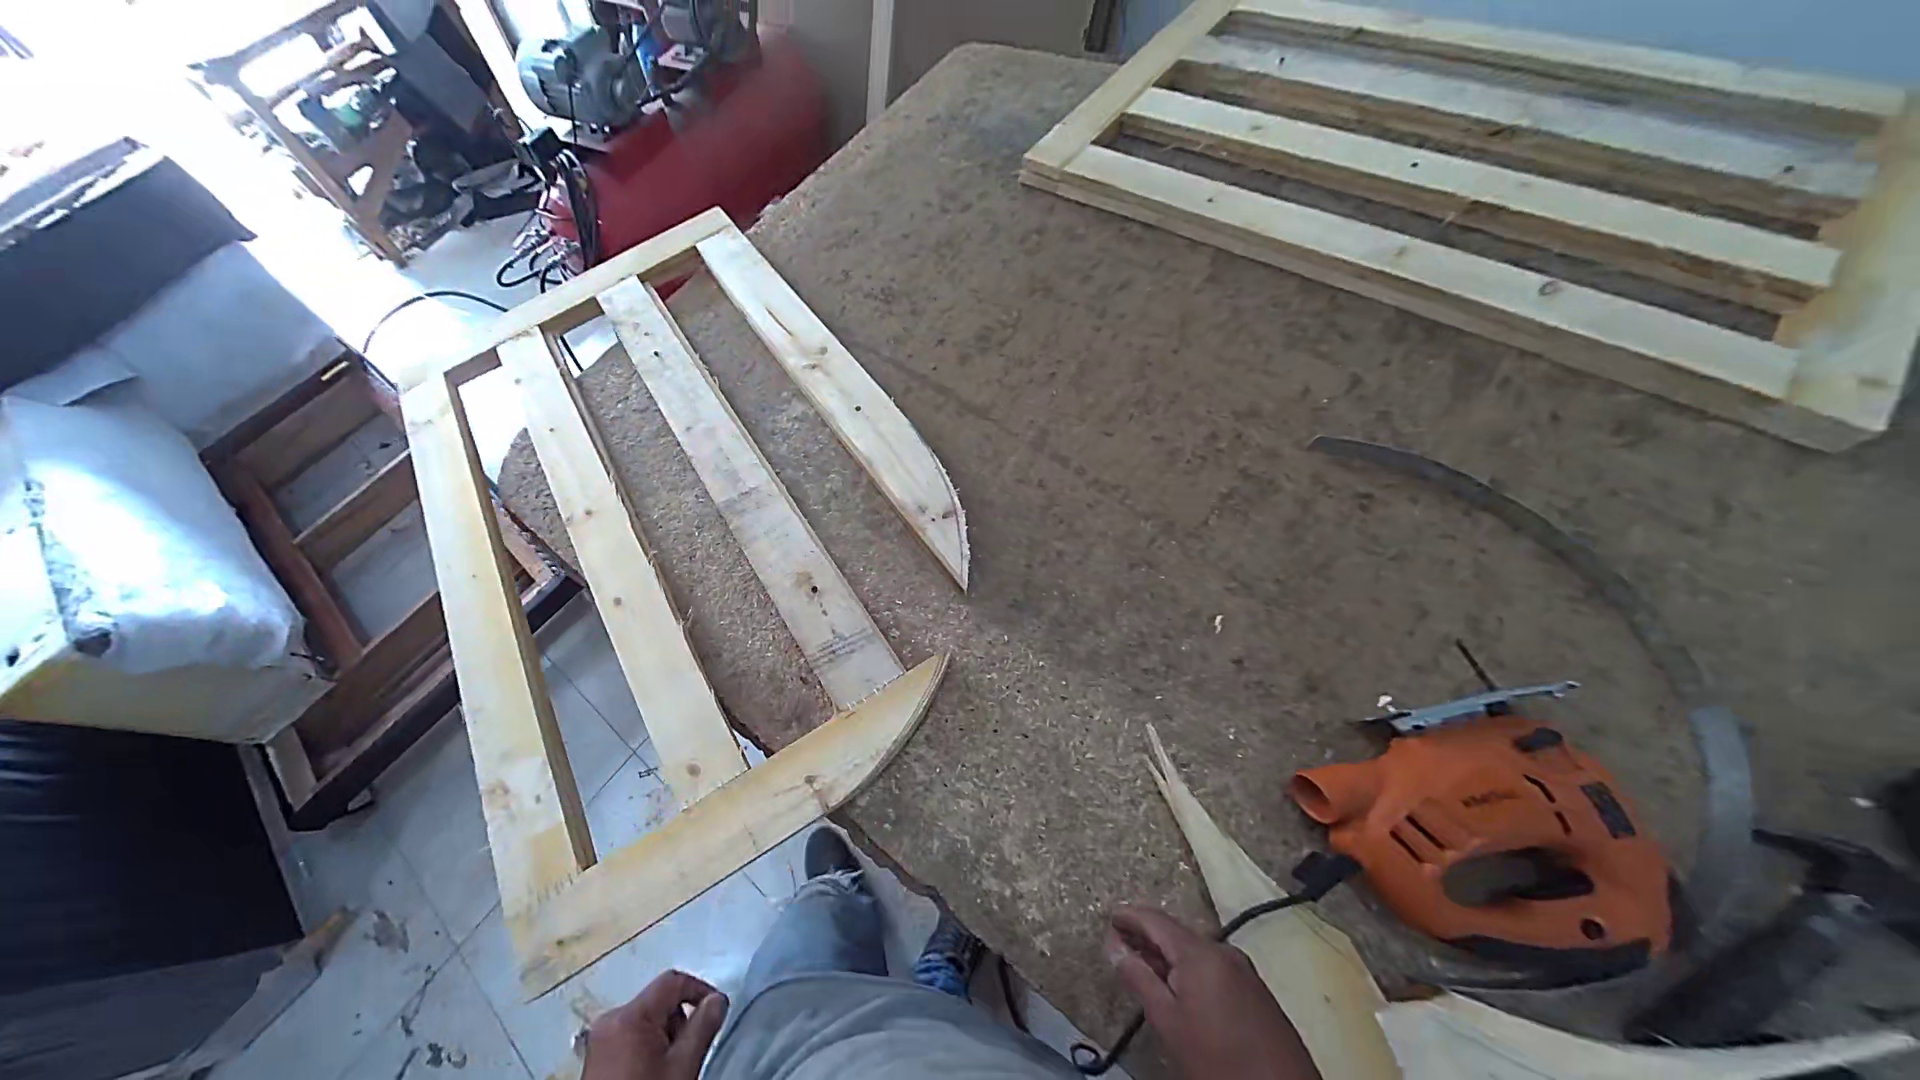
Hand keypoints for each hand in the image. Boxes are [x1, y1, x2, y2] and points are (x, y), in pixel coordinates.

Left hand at [582, 970, 728, 1079]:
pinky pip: (631, 1035)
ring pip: (646, 1018)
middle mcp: (610, 1021)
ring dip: (665, 1034)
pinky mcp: (596, 1057)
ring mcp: (600, 1040)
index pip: (673, 982)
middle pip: (659, 1000)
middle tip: (688, 1049)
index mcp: (629, 1017)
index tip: (715, 1008)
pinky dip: (648, 1045)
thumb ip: (704, 1025)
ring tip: (668, 1067)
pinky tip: (652, 1072)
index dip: (700, 990)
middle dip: (680, 1019)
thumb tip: (716, 1000)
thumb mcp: (682, 1064)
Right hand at [1106, 905, 1320, 1079]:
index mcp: (1200, 953)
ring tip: (1141, 964)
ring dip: (1166, 952)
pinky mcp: (1255, 990)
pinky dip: (1187, 967)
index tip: (1108, 919)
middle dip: (1145, 935)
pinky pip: (1212, 965)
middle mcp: (1223, 950)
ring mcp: (1243, 969)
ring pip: (1194, 949)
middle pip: (1175, 932)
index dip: (1129, 916)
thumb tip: (1114, 946)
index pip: (1155, 920)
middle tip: (1118, 943)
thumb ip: (1139, 978)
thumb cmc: (1218, 1062)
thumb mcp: (1168, 1022)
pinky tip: (1176, 985)